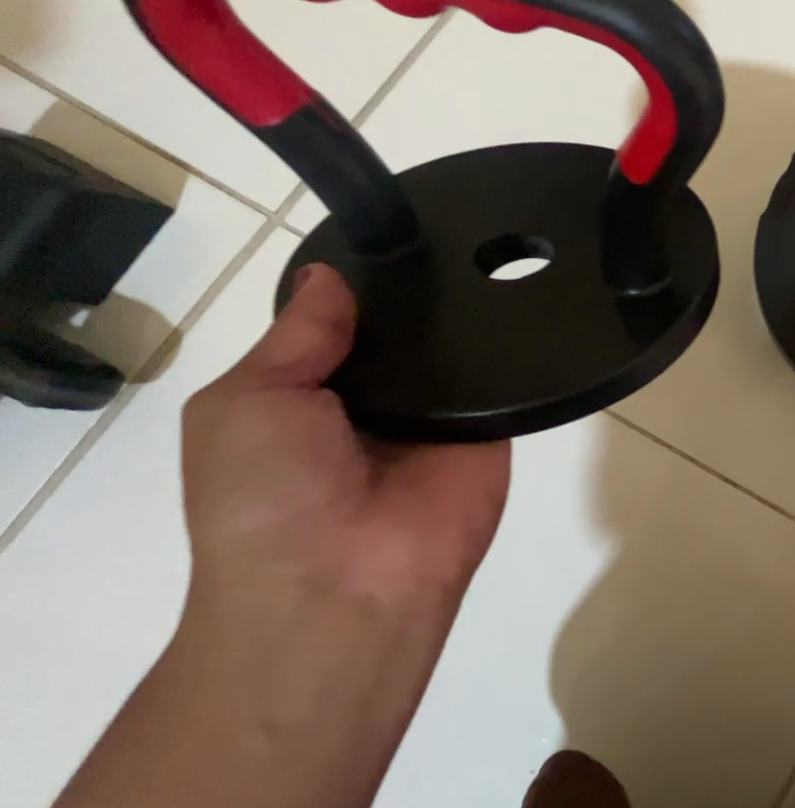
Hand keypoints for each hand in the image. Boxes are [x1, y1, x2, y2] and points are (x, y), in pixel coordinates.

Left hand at [47, 264, 511, 807]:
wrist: (345, 582)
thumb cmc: (266, 495)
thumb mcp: (247, 404)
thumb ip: (296, 337)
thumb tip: (328, 273)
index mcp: (313, 393)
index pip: (346, 323)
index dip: (363, 282)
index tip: (395, 225)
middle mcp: (381, 400)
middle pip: (410, 330)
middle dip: (424, 290)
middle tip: (456, 228)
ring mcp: (444, 414)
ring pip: (462, 349)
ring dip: (473, 313)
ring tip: (499, 248)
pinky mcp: (497, 427)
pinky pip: (507, 378)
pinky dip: (516, 346)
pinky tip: (534, 296)